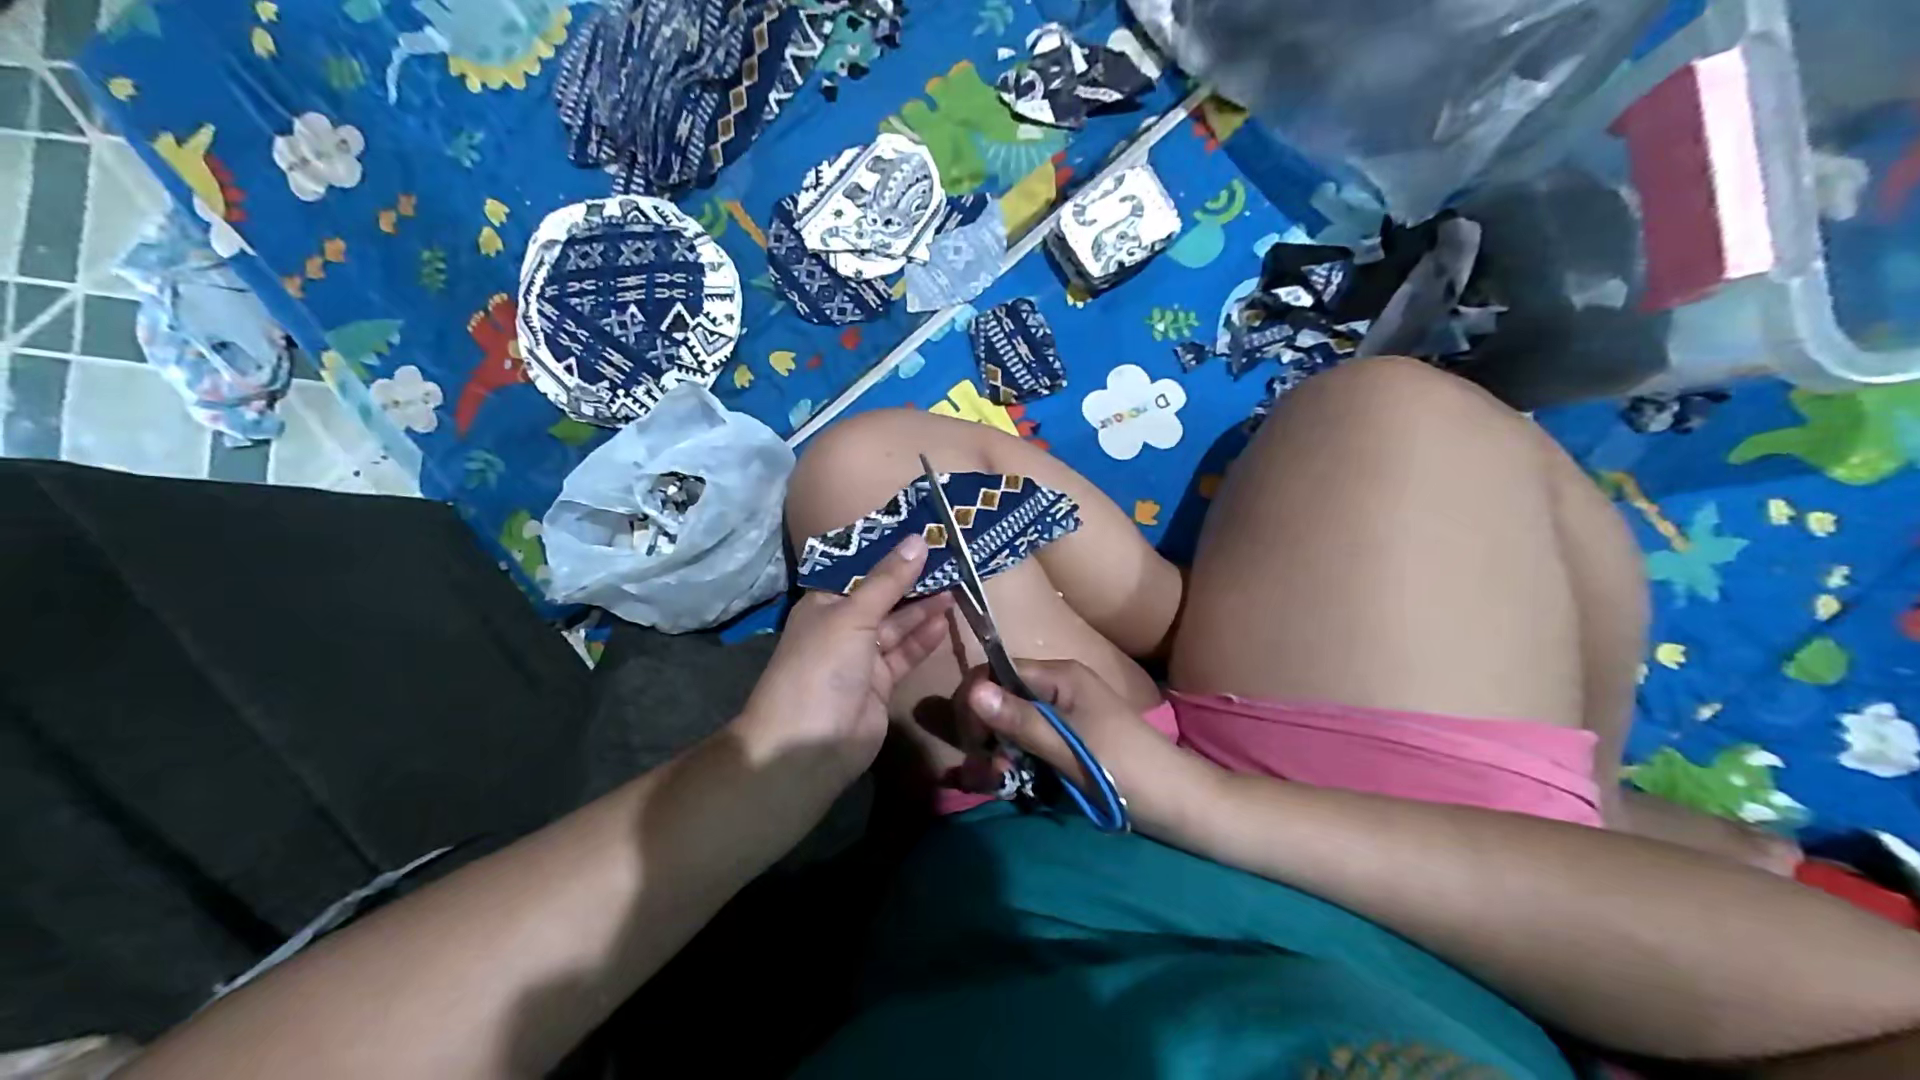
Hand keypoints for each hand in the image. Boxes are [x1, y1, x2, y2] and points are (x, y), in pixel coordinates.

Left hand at [737, 534, 952, 782]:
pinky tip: (946, 621)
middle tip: (951, 560)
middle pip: (883, 598)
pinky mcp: (881, 684)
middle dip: (913, 581)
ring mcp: (861, 658)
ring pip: (897, 626)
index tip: (924, 536)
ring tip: (957, 586)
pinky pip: (905, 655)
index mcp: (824, 604)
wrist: (808, 745)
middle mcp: (842, 627)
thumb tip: (918, 539)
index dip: (890, 554)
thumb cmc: (822, 667)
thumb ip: (889, 580)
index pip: (860, 571)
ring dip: (924, 609)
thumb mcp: (853, 615)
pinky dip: (924, 639)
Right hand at [958, 660, 1222, 836]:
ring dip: (998, 752)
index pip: (995, 671)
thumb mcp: (1069, 747)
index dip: (976, 701)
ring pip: (1008, 724)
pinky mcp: (1065, 741)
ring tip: (1005, 782)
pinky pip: (1025, 743)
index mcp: (1060, 676)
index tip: (975, 742)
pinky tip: (1016, 783)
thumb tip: (971, 691)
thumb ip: (1019, 720)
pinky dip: (1014, 761)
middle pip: (998, 698)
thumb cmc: (1128, 770)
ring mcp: (1061, 715)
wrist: (1182, 805)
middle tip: (993, 771)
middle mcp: (1056, 688)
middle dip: (985, 733)